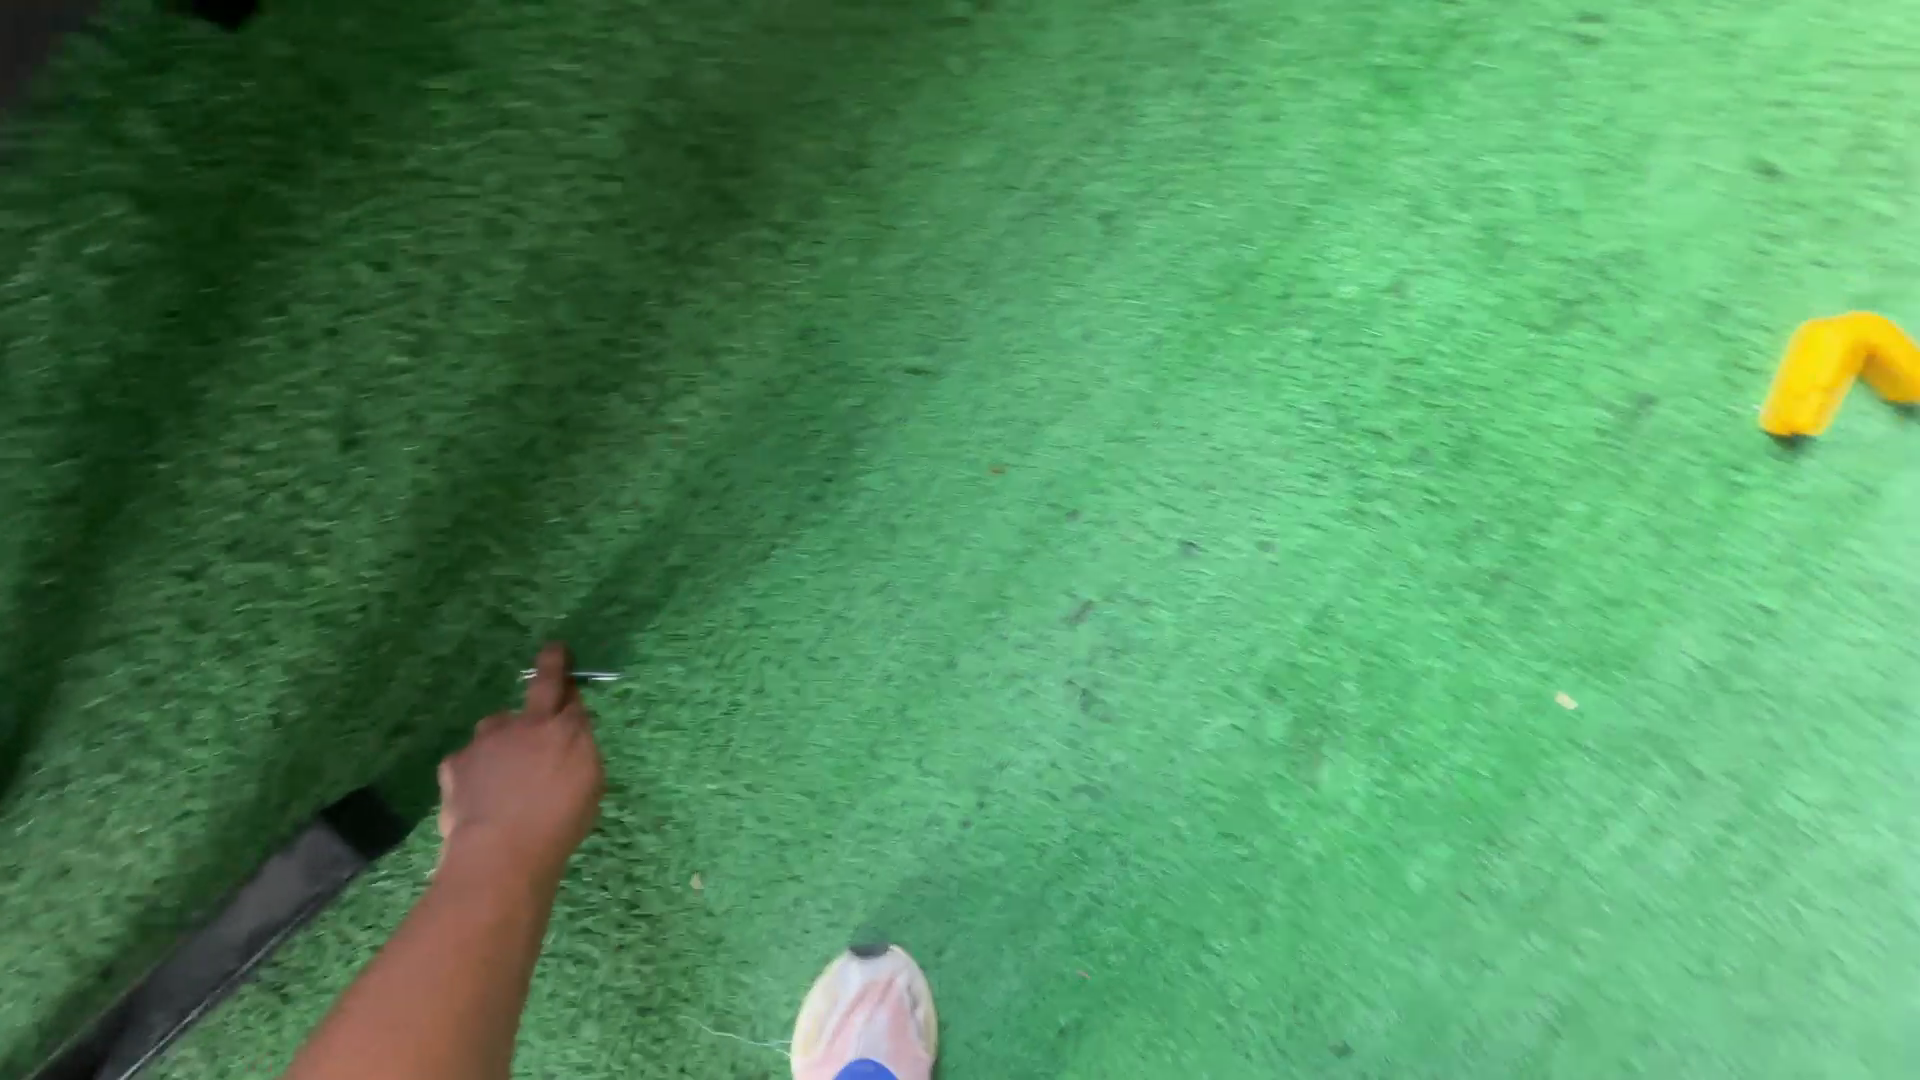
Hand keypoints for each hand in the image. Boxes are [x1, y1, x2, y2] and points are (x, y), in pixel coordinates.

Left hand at [436, 643, 605, 885]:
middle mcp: (528, 724)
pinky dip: (475, 769)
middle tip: (554, 652)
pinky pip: (469, 758)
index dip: (569, 684)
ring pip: (497, 725)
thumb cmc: (561, 821)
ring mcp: (488, 741)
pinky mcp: (456, 763)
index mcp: (567, 729)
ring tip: (505, 766)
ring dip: (504, 735)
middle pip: (541, 686)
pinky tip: (477, 793)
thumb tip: (571, 736)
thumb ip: (581, 751)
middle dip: (550, 665)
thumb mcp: (591, 783)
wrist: (502, 851)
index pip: (571, 696)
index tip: (565, 670)